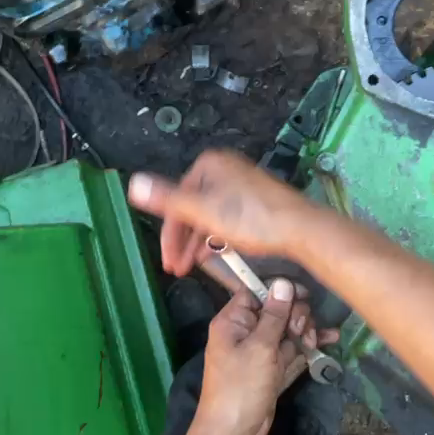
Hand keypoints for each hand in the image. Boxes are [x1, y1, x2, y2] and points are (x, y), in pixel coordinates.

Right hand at [128, 150, 331, 276]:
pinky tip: (211, 256)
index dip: (169, 234)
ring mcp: (239, 184)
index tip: (167, 261)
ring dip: (196, 243)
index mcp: (208, 166)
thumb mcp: (203, 210)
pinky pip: (224, 218)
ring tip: (190, 268)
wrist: (300, 228)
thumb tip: (133, 183)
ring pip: (207, 215)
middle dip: (182, 241)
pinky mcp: (253, 200)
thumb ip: (167, 199)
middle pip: (191, 208)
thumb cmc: (252, 218)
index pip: (176, 200)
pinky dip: (215, 237)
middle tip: (176, 269)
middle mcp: (223, 169)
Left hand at [190, 278, 339, 434]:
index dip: (279, 289)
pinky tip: (330, 340)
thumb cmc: (241, 386)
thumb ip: (274, 315)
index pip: (255, 291)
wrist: (233, 433)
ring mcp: (260, 350)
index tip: (303, 293)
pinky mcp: (273, 367)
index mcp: (232, 320)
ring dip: (304, 330)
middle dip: (295, 314)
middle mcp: (245, 331)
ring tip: (313, 341)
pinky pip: (292, 349)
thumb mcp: (260, 347)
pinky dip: (307, 345)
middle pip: (276, 309)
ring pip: (287, 328)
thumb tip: (283, 282)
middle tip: (301, 330)